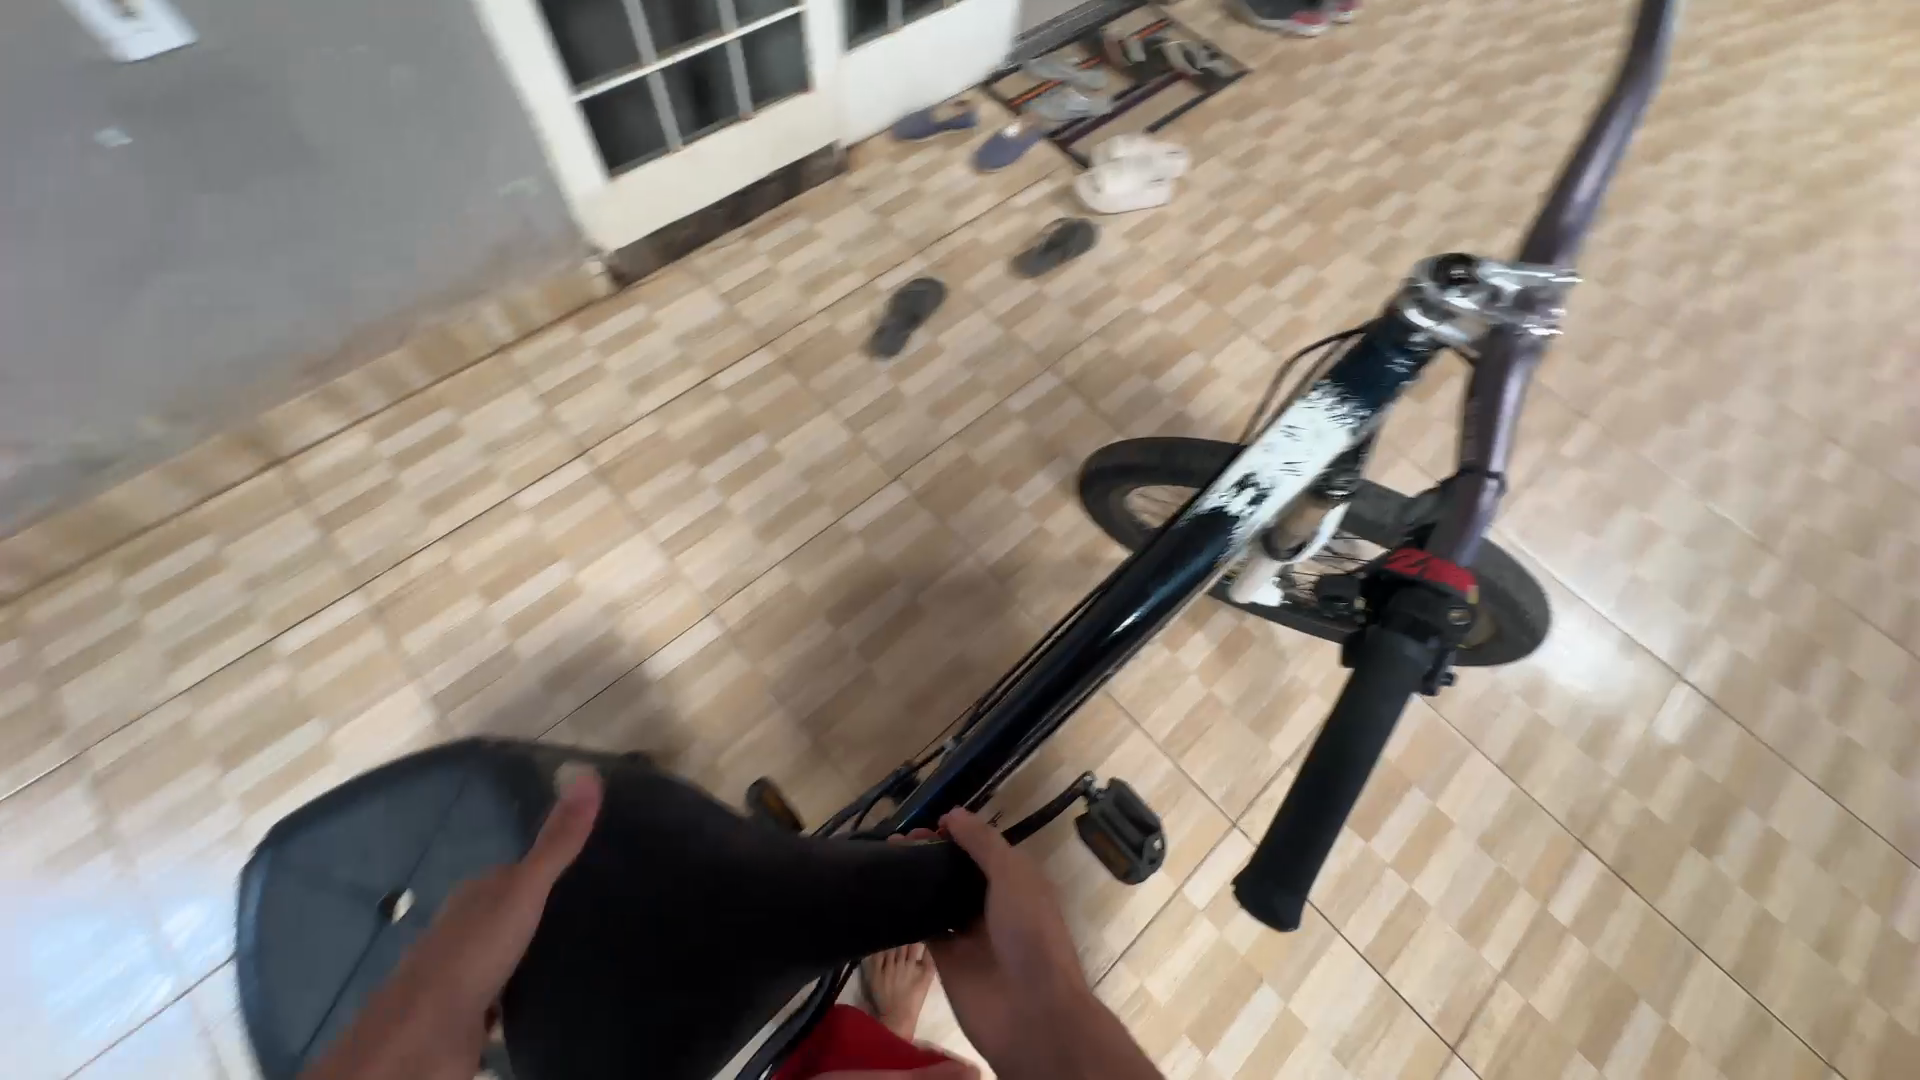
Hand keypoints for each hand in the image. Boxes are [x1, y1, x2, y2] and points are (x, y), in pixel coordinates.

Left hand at [301, 770, 603, 1079]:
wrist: (419, 1042)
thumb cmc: (471, 955)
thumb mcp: (524, 889)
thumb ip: (557, 842)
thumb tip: (591, 773)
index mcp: (478, 894)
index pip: (520, 869)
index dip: (555, 862)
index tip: (600, 861)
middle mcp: (469, 929)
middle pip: (517, 910)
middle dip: (551, 908)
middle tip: (605, 904)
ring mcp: (469, 974)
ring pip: (515, 953)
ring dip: (542, 952)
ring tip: (595, 945)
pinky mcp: (474, 1017)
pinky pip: (513, 995)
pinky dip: (533, 992)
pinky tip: (563, 990)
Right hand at [906, 809, 1085, 1070]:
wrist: (1032, 1013)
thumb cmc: (1030, 933)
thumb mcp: (1012, 875)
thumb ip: (982, 842)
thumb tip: (952, 814)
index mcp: (1017, 880)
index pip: (983, 847)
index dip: (958, 833)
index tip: (929, 823)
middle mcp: (993, 902)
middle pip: (958, 870)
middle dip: (933, 853)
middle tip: (899, 841)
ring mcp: (970, 932)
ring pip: (939, 897)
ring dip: (918, 879)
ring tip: (887, 860)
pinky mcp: (948, 960)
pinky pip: (926, 929)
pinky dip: (909, 914)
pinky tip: (888, 895)